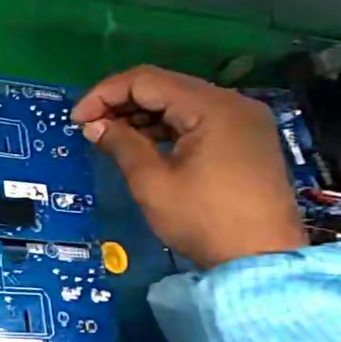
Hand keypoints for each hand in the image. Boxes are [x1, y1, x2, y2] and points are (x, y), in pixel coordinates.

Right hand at [72, 65, 304, 268]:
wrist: (263, 261)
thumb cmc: (204, 220)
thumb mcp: (153, 182)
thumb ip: (121, 144)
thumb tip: (93, 125)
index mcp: (212, 106)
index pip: (146, 81)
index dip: (104, 94)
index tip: (77, 118)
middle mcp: (232, 102)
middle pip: (165, 86)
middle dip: (122, 102)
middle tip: (90, 125)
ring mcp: (244, 120)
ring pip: (181, 102)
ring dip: (143, 114)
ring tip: (111, 135)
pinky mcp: (247, 138)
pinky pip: (198, 119)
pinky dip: (167, 126)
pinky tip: (143, 142)